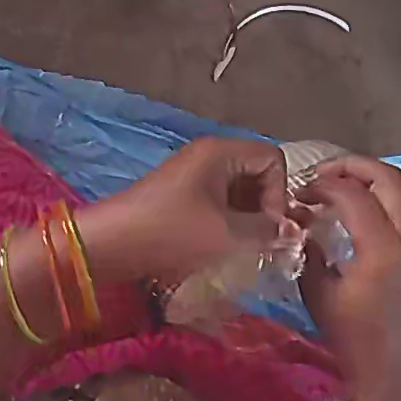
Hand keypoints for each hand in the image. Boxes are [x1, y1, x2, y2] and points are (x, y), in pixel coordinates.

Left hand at [80, 138, 287, 285]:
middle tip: (262, 240)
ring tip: (244, 247)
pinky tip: (224, 246)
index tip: (268, 225)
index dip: (279, 192)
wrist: (111, 243)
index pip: (272, 159)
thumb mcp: (225, 234)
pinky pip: (218, 201)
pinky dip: (228, 221)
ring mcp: (192, 175)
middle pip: (257, 174)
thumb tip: (289, 233)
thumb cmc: (170, 232)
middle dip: (265, 207)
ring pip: (238, 191)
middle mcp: (208, 156)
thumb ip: (265, 231)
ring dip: (247, 218)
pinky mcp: (181, 195)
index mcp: (220, 152)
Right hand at [295, 157, 400, 400]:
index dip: (323, 185)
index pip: (354, 195)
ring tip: (332, 188)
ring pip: (400, 192)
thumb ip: (309, 251)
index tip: (299, 193)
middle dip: (354, 166)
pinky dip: (375, 200)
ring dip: (366, 181)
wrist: (397, 377)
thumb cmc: (354, 339)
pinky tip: (349, 214)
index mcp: (382, 251)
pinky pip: (400, 212)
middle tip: (321, 173)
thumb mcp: (319, 294)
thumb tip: (299, 222)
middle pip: (391, 179)